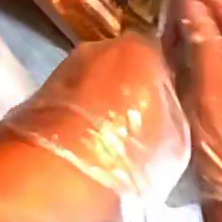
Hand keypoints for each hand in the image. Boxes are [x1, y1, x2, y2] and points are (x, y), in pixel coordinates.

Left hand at [0, 33, 191, 221]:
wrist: (47, 175)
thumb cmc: (124, 159)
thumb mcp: (176, 144)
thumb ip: (177, 110)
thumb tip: (171, 102)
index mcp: (139, 49)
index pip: (166, 54)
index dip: (173, 81)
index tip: (178, 107)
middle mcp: (100, 45)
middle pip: (129, 64)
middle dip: (138, 90)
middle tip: (149, 128)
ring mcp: (67, 64)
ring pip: (100, 80)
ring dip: (109, 102)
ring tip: (117, 143)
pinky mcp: (43, 87)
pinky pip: (76, 97)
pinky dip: (84, 114)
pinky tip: (90, 144)